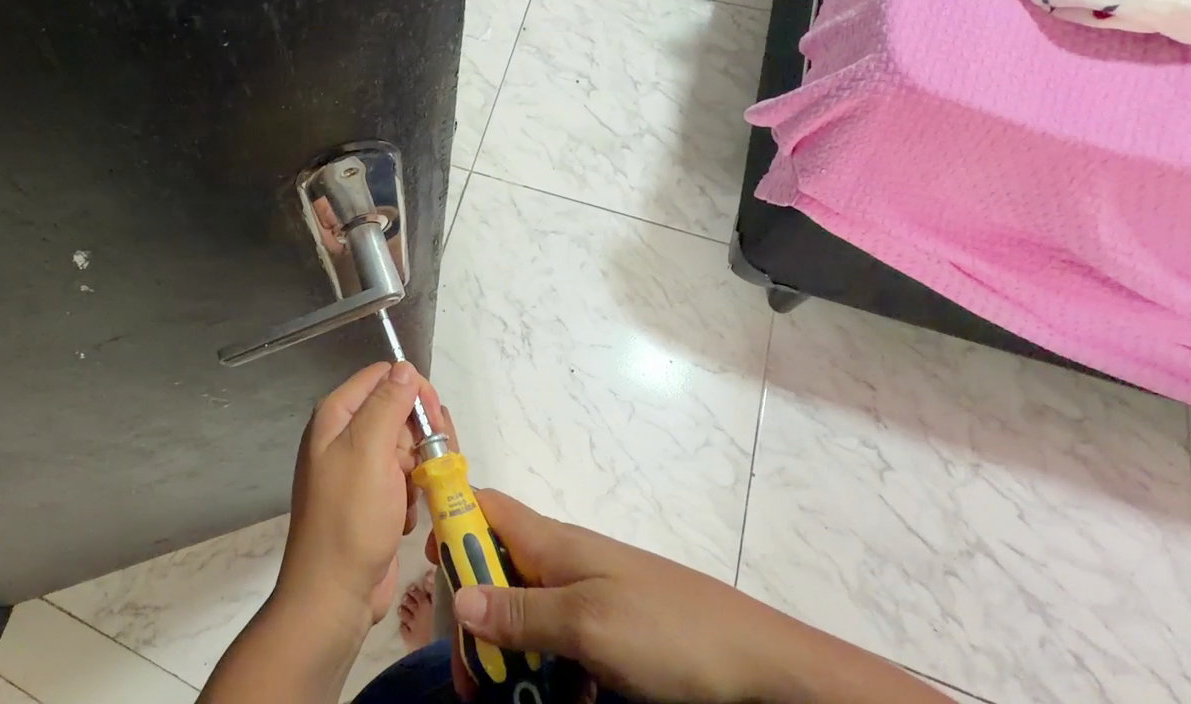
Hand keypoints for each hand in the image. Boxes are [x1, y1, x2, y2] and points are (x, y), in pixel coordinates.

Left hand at [275, 361, 438, 631]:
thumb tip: (405, 368)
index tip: (435, 421)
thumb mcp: (369, 451)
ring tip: (417, 495)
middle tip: (434, 462)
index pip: (383, 378)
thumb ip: (387, 405)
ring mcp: (358, 470)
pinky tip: (406, 517)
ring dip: (420, 470)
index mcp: (336, 416)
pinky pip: (404, 481)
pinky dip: (412, 495)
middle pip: (399, 413)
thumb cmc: (350, 518)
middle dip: (422, 437)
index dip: (413, 393)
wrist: (335, 592)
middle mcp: (344, 436)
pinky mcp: (372, 500)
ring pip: (407, 449)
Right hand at [442, 490, 948, 703]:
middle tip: (467, 674)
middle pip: (496, 571)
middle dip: (472, 615)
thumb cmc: (669, 632)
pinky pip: (560, 645)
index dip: (451, 520)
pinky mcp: (612, 635)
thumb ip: (520, 612)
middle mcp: (564, 563)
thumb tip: (460, 598)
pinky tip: (555, 700)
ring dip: (507, 653)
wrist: (765, 669)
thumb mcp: (587, 625)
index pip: (486, 506)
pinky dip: (547, 670)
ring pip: (525, 615)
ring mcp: (590, 599)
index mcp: (553, 543)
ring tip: (499, 698)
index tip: (425, 564)